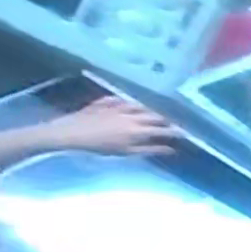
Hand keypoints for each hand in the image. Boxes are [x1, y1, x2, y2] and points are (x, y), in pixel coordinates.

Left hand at [37, 98, 177, 155]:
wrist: (66, 134)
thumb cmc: (98, 147)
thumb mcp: (127, 152)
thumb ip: (150, 149)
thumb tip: (171, 149)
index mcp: (139, 130)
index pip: (164, 130)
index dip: (176, 133)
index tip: (184, 135)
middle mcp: (131, 117)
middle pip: (154, 116)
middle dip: (165, 121)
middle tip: (169, 125)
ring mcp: (115, 108)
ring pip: (138, 106)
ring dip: (147, 110)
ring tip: (151, 113)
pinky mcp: (101, 104)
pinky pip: (116, 100)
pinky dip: (124, 102)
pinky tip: (126, 103)